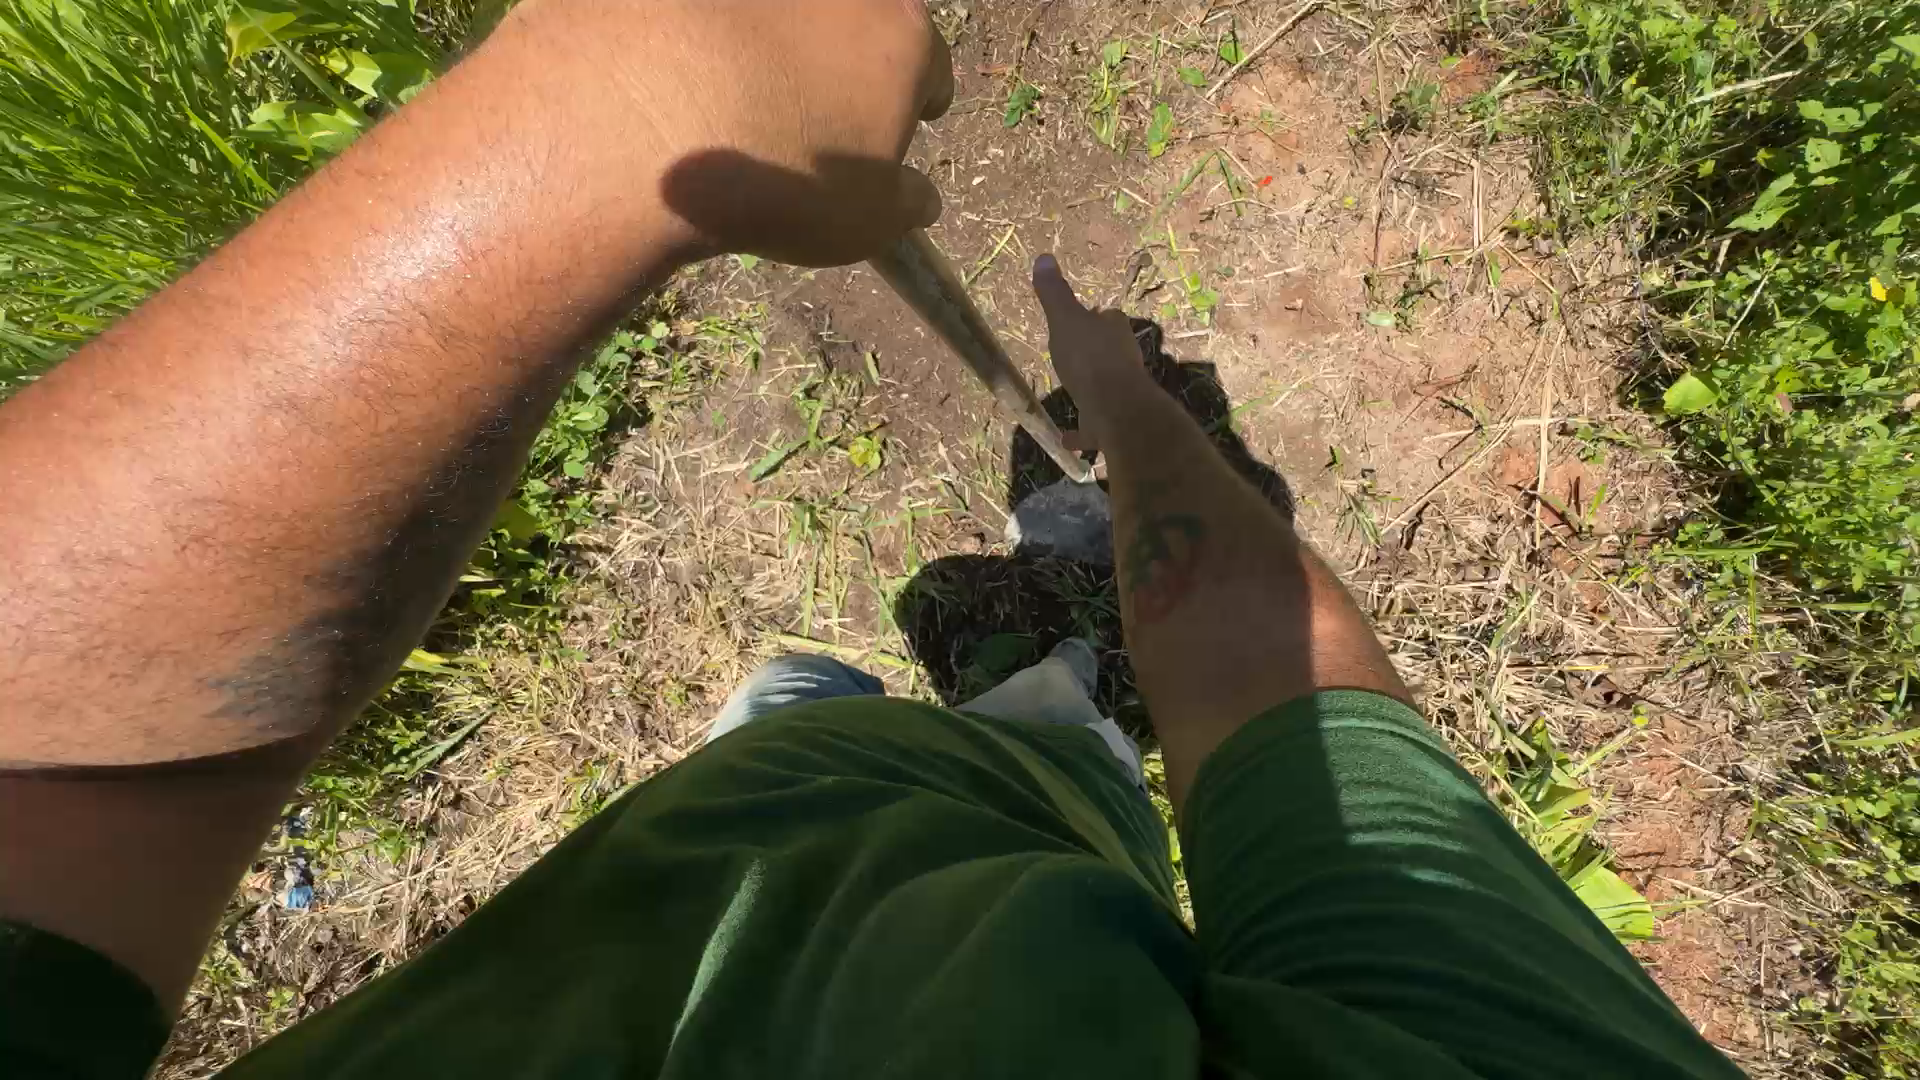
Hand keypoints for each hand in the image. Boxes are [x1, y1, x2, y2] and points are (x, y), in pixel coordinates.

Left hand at [516, 0, 953, 266]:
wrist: (652, 125)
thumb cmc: (788, 181)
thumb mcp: (867, 220)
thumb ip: (905, 204)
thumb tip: (920, 198)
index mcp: (900, 39)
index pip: (931, 68)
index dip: (921, 102)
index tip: (906, 123)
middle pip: (862, 27)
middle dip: (854, 66)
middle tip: (824, 117)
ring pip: (792, 15)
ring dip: (786, 47)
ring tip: (752, 100)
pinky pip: (721, 19)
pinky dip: (718, 39)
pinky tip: (696, 78)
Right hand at [1032, 254, 1156, 447]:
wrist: (1114, 407)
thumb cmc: (1088, 359)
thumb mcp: (1065, 320)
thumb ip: (1055, 293)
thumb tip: (1043, 257)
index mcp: (1114, 330)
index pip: (1106, 317)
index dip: (1092, 318)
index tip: (1078, 322)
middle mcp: (1124, 358)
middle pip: (1109, 351)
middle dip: (1094, 354)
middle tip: (1072, 358)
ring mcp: (1123, 391)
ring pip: (1106, 387)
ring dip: (1091, 389)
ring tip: (1073, 393)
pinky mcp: (1116, 421)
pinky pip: (1096, 425)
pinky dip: (1083, 431)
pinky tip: (1067, 438)